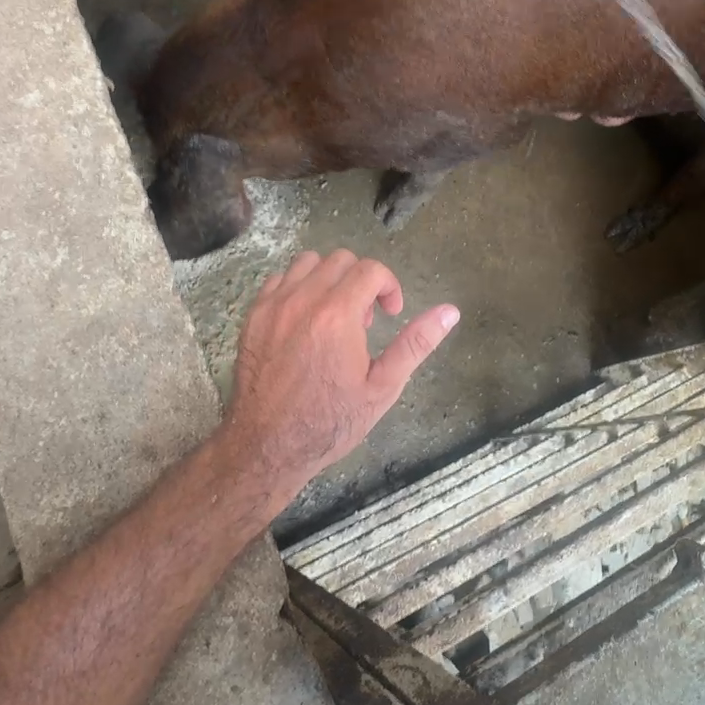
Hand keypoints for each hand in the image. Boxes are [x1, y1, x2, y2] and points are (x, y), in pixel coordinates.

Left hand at [221, 249, 459, 501]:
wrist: (268, 444)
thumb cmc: (330, 421)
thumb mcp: (382, 386)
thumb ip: (415, 343)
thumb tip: (450, 312)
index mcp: (338, 314)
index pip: (371, 269)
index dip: (389, 286)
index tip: (390, 313)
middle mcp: (304, 299)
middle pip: (341, 260)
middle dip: (360, 281)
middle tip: (362, 321)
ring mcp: (274, 305)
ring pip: (308, 262)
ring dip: (329, 279)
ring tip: (333, 315)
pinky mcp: (254, 315)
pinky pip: (280, 279)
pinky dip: (298, 288)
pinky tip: (304, 319)